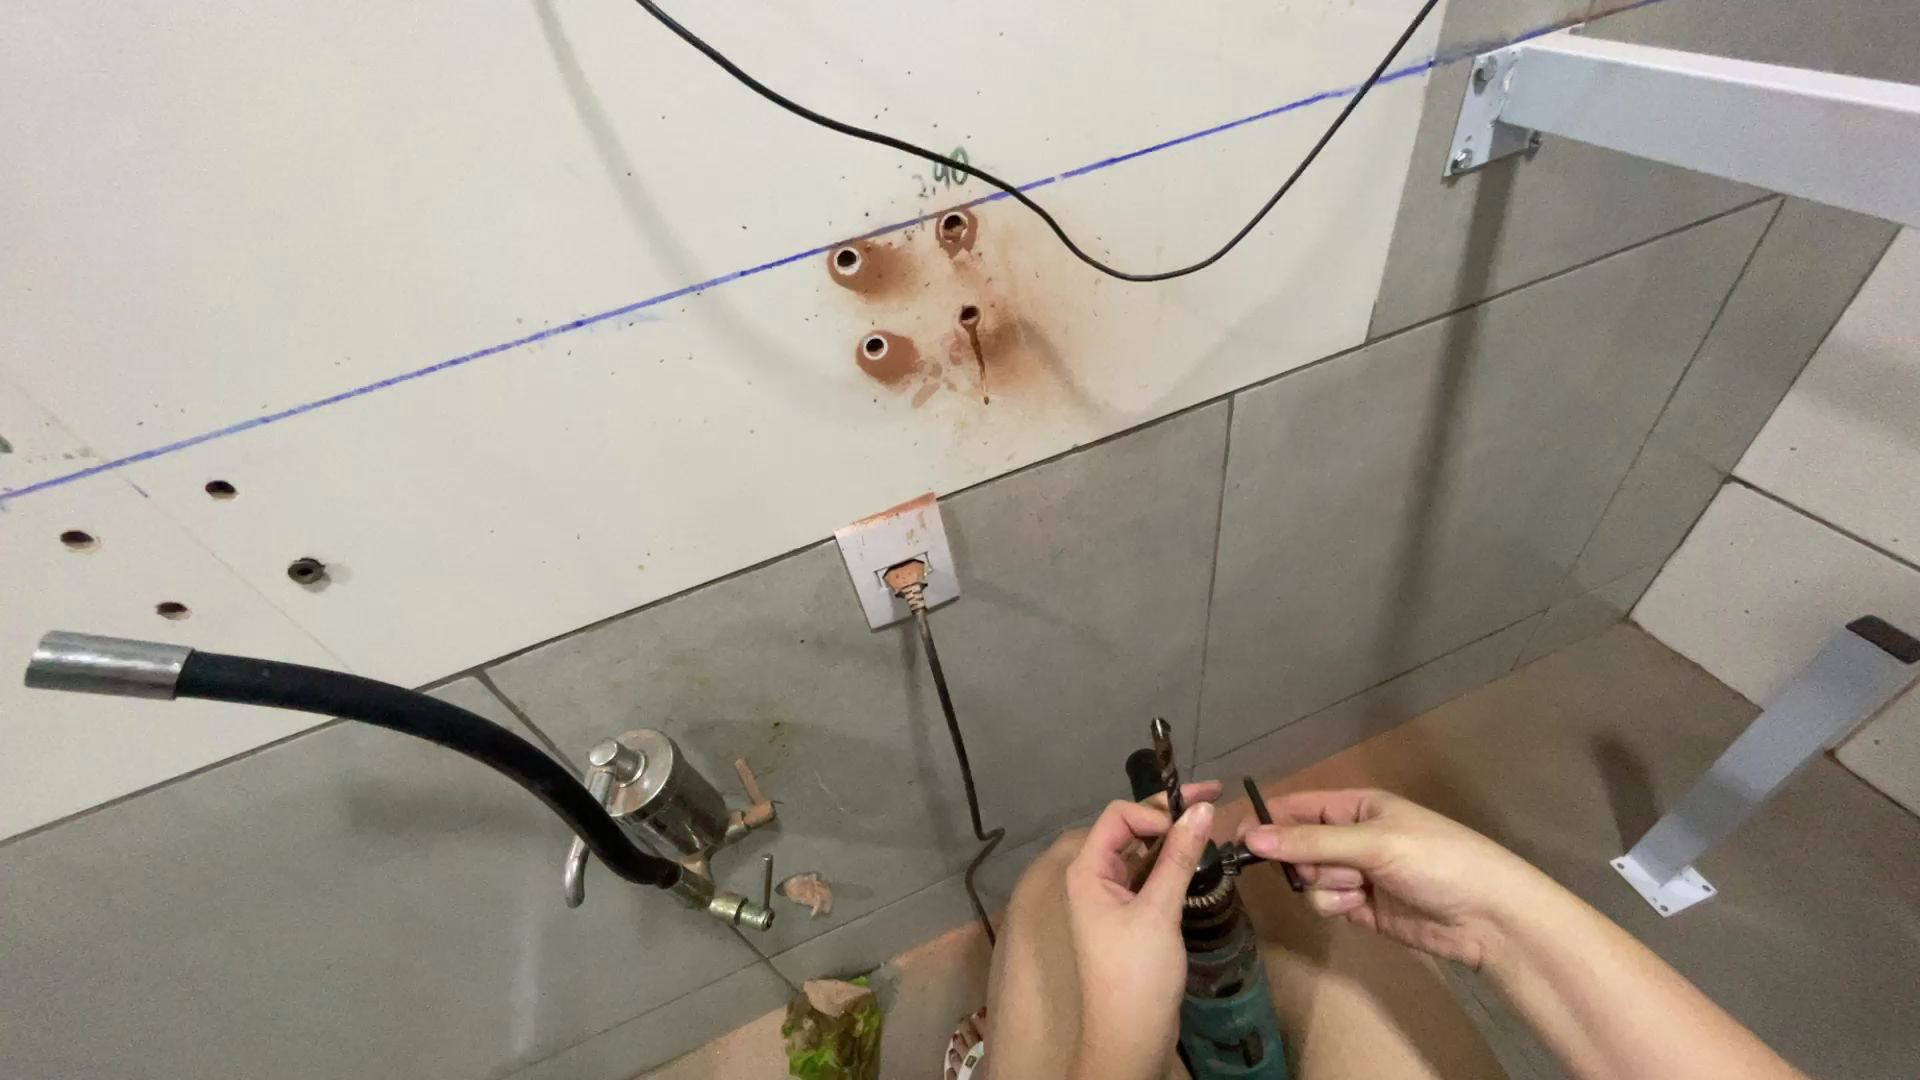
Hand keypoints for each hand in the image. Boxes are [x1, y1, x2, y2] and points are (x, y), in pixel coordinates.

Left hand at [1063, 783, 1218, 1079]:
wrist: (1128, 1042)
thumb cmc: (1136, 975)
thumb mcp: (1159, 912)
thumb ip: (1179, 858)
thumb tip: (1202, 810)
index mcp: (1088, 868)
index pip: (1118, 816)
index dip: (1154, 809)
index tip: (1193, 817)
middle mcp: (1094, 875)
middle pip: (1130, 828)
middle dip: (1168, 812)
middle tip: (1212, 797)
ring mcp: (1111, 895)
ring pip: (1142, 850)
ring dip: (1172, 836)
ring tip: (1210, 823)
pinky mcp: (1129, 914)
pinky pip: (1148, 874)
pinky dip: (1171, 861)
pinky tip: (1197, 857)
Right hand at [1239, 789, 1546, 968]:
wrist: (1492, 919)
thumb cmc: (1435, 860)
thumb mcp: (1370, 843)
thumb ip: (1308, 841)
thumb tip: (1249, 838)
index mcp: (1351, 806)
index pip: (1294, 807)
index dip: (1265, 821)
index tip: (1238, 841)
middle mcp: (1348, 836)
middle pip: (1295, 845)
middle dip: (1303, 860)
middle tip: (1325, 869)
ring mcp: (1354, 872)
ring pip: (1307, 877)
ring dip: (1323, 885)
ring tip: (1357, 890)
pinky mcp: (1361, 907)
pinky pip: (1325, 903)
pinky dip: (1336, 906)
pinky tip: (1362, 907)